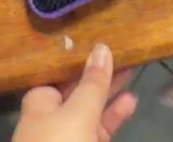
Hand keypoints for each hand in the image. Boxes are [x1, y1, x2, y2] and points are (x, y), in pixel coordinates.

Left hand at [13, 44, 139, 141]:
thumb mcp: (78, 112)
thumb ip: (93, 82)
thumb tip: (102, 46)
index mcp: (39, 105)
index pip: (58, 73)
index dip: (79, 58)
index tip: (102, 42)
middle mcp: (50, 121)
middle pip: (77, 91)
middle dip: (100, 75)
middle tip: (125, 53)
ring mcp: (66, 141)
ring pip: (91, 111)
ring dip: (111, 94)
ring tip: (133, 72)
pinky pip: (98, 131)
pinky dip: (113, 117)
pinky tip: (131, 104)